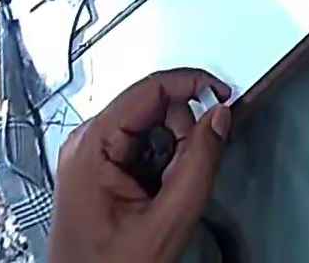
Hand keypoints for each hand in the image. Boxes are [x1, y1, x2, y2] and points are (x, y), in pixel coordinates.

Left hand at [49, 69, 232, 262]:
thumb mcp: (165, 224)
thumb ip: (197, 165)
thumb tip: (218, 117)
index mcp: (93, 143)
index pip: (151, 88)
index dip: (191, 84)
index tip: (221, 93)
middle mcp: (87, 139)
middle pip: (150, 104)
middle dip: (181, 130)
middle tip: (190, 169)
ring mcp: (89, 151)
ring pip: (148, 123)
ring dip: (172, 148)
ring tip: (169, 192)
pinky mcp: (97, 164)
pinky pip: (139, 142)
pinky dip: (160, 160)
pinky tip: (157, 193)